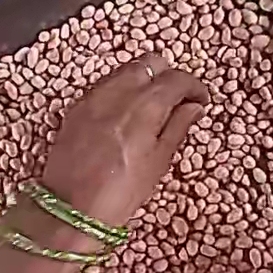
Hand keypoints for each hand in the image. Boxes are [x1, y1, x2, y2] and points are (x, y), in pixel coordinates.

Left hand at [41, 54, 208, 227]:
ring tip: (151, 108)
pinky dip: (122, 91)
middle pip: (150, 63)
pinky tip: (126, 115)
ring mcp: (94, 97)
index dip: (194, 87)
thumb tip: (193, 106)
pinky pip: (106, 85)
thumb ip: (177, 127)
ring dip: (144, 81)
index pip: (177, 79)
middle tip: (177, 100)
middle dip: (168, 76)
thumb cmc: (121, 192)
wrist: (71, 209)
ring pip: (126, 70)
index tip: (200, 100)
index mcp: (145, 107)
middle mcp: (118, 93)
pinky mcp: (77, 107)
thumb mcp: (159, 162)